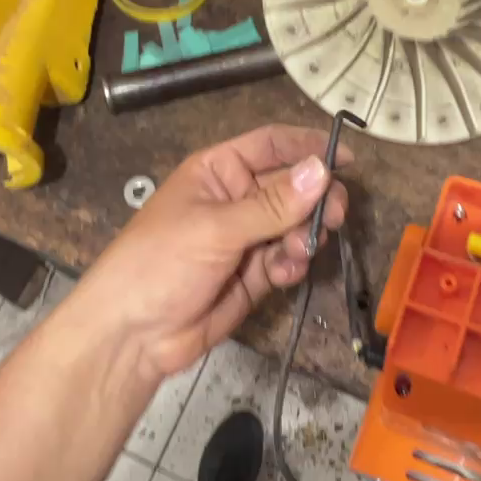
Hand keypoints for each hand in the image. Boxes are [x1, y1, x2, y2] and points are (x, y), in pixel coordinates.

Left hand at [75, 125, 350, 381]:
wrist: (132, 335)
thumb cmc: (161, 263)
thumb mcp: (216, 228)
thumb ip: (272, 203)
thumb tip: (321, 170)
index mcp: (219, 170)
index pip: (272, 145)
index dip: (308, 147)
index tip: (348, 159)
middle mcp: (236, 198)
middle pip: (293, 187)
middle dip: (315, 200)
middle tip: (333, 216)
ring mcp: (246, 237)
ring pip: (296, 225)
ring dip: (305, 236)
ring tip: (297, 252)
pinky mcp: (254, 274)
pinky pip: (288, 259)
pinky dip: (293, 264)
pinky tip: (283, 274)